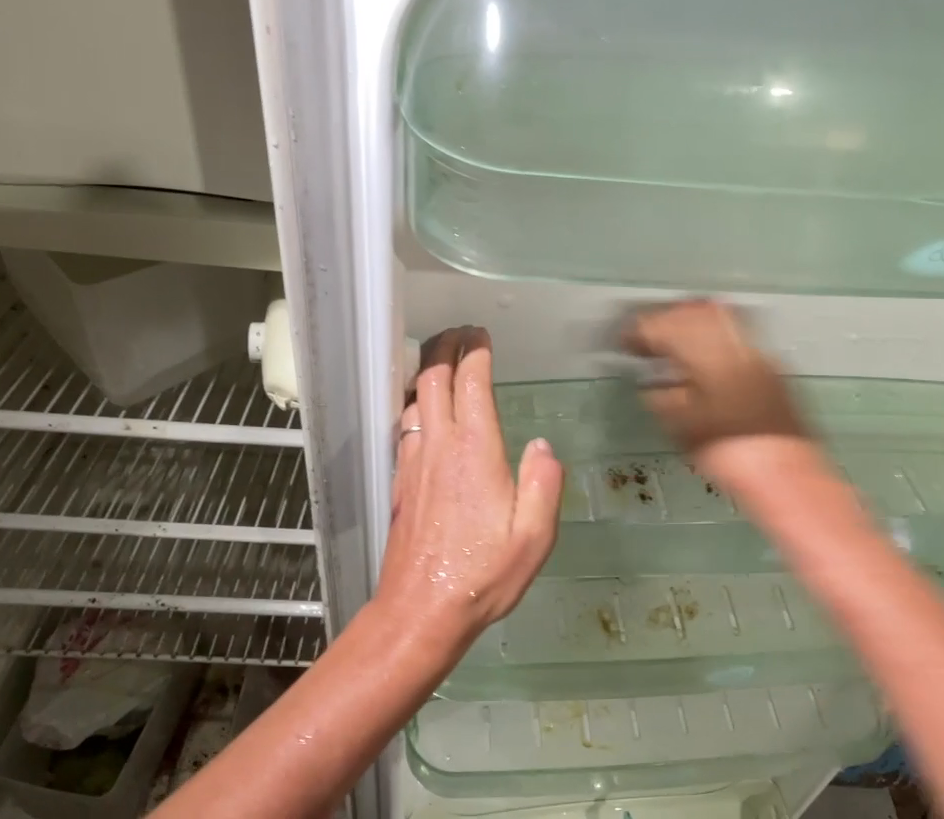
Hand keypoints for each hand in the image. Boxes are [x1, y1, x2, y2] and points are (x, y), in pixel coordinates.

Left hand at [377, 326, 563, 648]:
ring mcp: (413, 462)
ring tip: (441, 361)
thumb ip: (543, 484)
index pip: (470, 382)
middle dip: (444, 346)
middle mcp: (439, 446)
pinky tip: (422, 411)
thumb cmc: (483, 574)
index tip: (482, 334)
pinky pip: (405, 425)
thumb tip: (542, 445)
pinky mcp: (400, 481)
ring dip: (426, 370)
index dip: (475, 351)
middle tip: (460, 333)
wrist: (421, 611)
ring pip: (413, 398)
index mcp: (474, 451)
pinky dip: (415, 401)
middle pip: (432, 377)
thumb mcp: (534, 535)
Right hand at [623, 300, 816, 489]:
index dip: (639, 330)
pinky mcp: (770, 365)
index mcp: (707, 357)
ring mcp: (757, 352)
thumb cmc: (727, 454)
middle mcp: (734, 345)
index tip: (625, 341)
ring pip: (718, 316)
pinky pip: (735, 333)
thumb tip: (651, 382)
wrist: (783, 474)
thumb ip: (661, 396)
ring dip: (690, 321)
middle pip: (693, 312)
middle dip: (665, 319)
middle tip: (645, 336)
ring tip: (672, 339)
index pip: (665, 327)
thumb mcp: (680, 427)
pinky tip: (703, 352)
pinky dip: (713, 334)